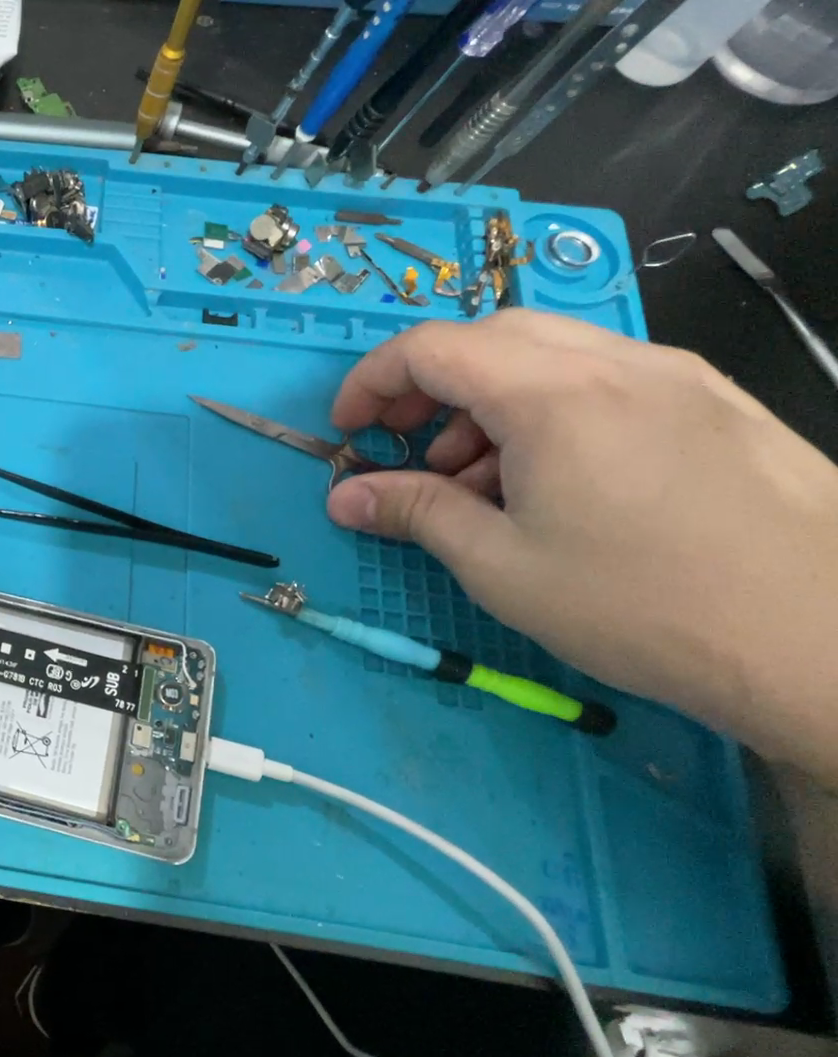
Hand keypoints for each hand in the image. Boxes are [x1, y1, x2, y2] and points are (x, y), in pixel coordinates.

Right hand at [324, 311, 837, 776]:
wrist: (832, 644)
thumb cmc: (641, 605)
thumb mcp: (500, 566)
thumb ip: (414, 514)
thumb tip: (343, 496)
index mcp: (554, 396)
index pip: (431, 348)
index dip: (370, 383)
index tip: (346, 434)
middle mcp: (618, 366)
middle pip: (491, 335)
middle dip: (427, 383)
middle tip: (401, 446)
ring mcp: (678, 380)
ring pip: (551, 354)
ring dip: (486, 399)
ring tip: (475, 479)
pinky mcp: (717, 407)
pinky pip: (606, 380)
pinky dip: (547, 410)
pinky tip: (552, 480)